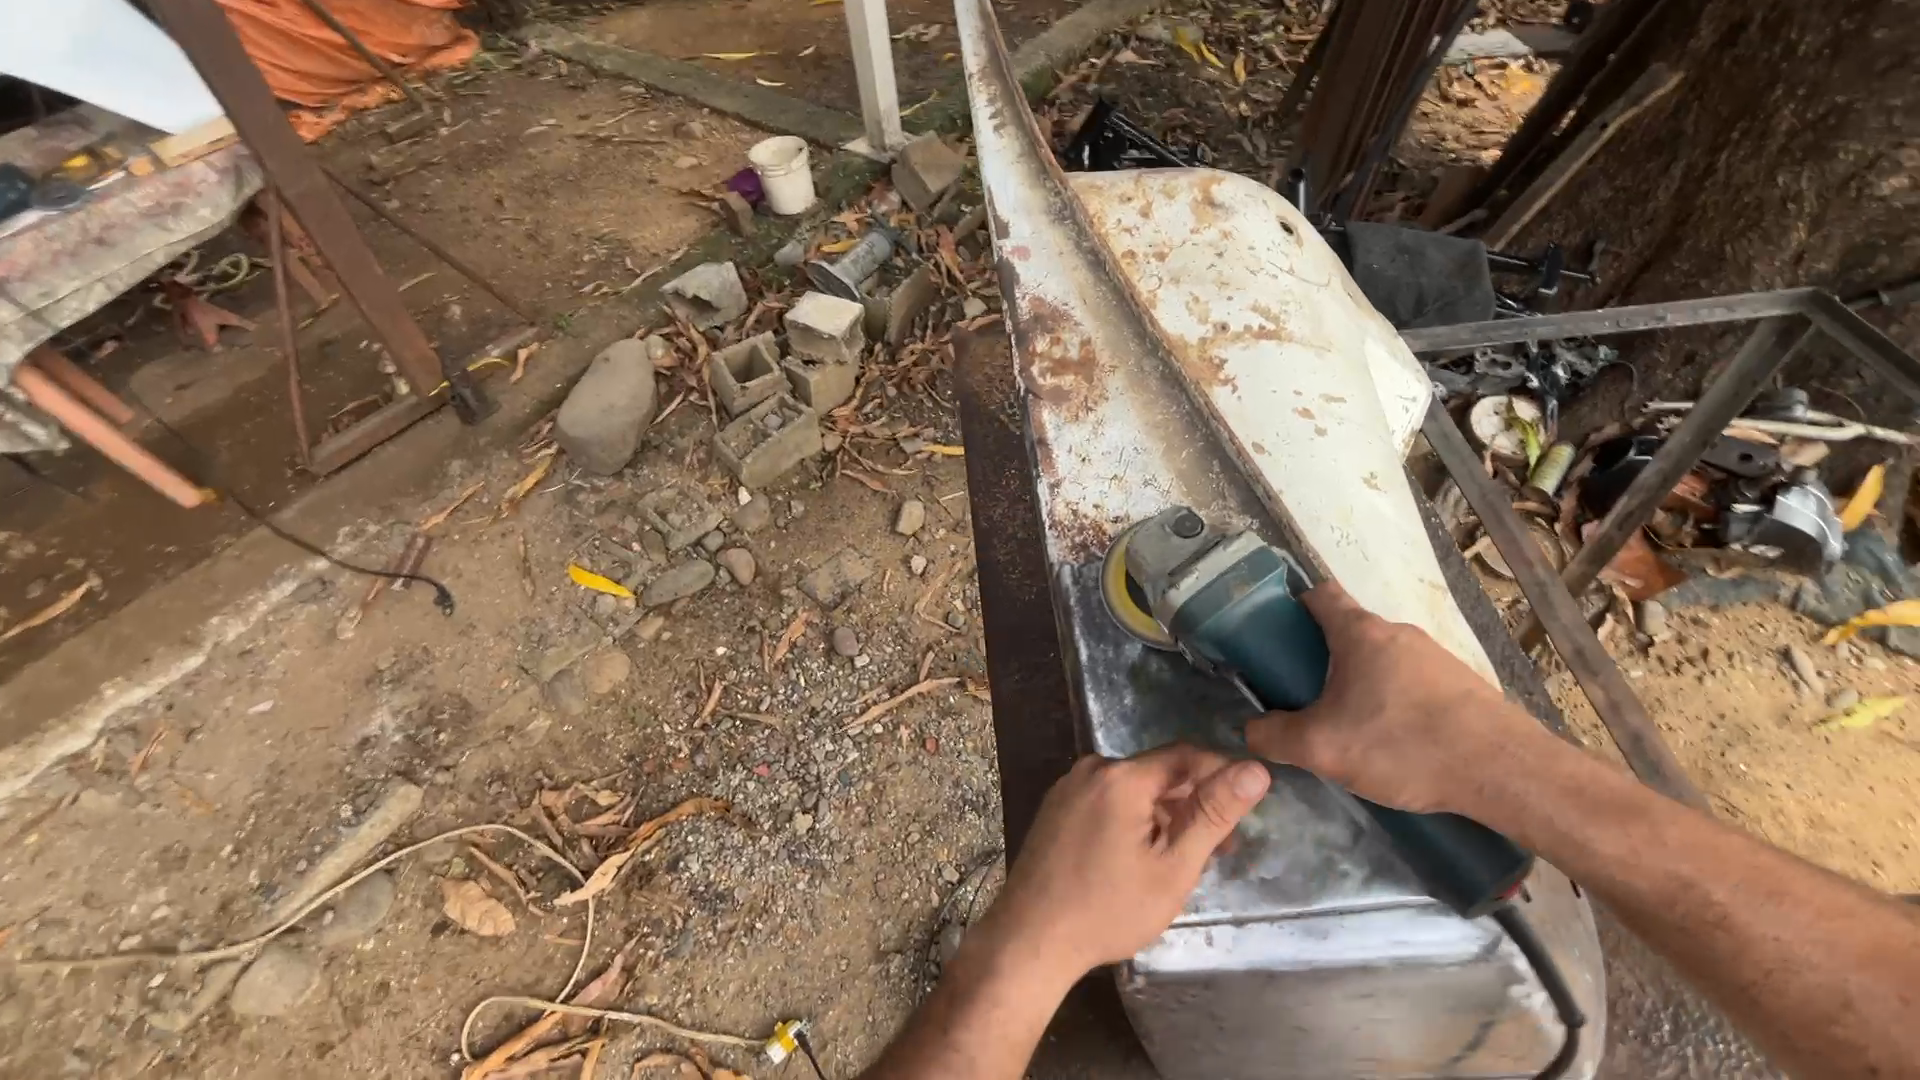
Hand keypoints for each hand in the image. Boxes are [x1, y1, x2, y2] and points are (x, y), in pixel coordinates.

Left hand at [981, 744, 1271, 980]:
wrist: (1031, 937)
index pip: (1186, 755)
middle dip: (1193, 801)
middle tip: (1222, 846)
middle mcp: (1092, 769)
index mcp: (1121, 776)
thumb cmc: (1108, 908)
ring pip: (1133, 788)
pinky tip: (1144, 855)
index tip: (1248, 805)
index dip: (1222, 773)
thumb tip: (1255, 769)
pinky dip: (1134, 818)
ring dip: (1164, 813)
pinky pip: (1107, 799)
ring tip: (1187, 857)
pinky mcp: (1057, 806)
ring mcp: (1069, 786)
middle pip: (1158, 772)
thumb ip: (1213, 814)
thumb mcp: (1173, 866)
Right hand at [1245, 580, 1555, 815]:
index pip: (1319, 594)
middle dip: (1322, 659)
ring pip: (1381, 660)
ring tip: (1351, 729)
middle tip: (1306, 698)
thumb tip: (1250, 730)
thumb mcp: (1320, 748)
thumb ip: (1273, 736)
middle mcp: (1398, 633)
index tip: (1277, 637)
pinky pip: (1412, 683)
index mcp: (1360, 633)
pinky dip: (1394, 702)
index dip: (1293, 607)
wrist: (1507, 773)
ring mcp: (1436, 657)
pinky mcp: (1463, 686)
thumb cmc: (1403, 745)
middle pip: (1348, 631)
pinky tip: (1395, 743)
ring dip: (1360, 683)